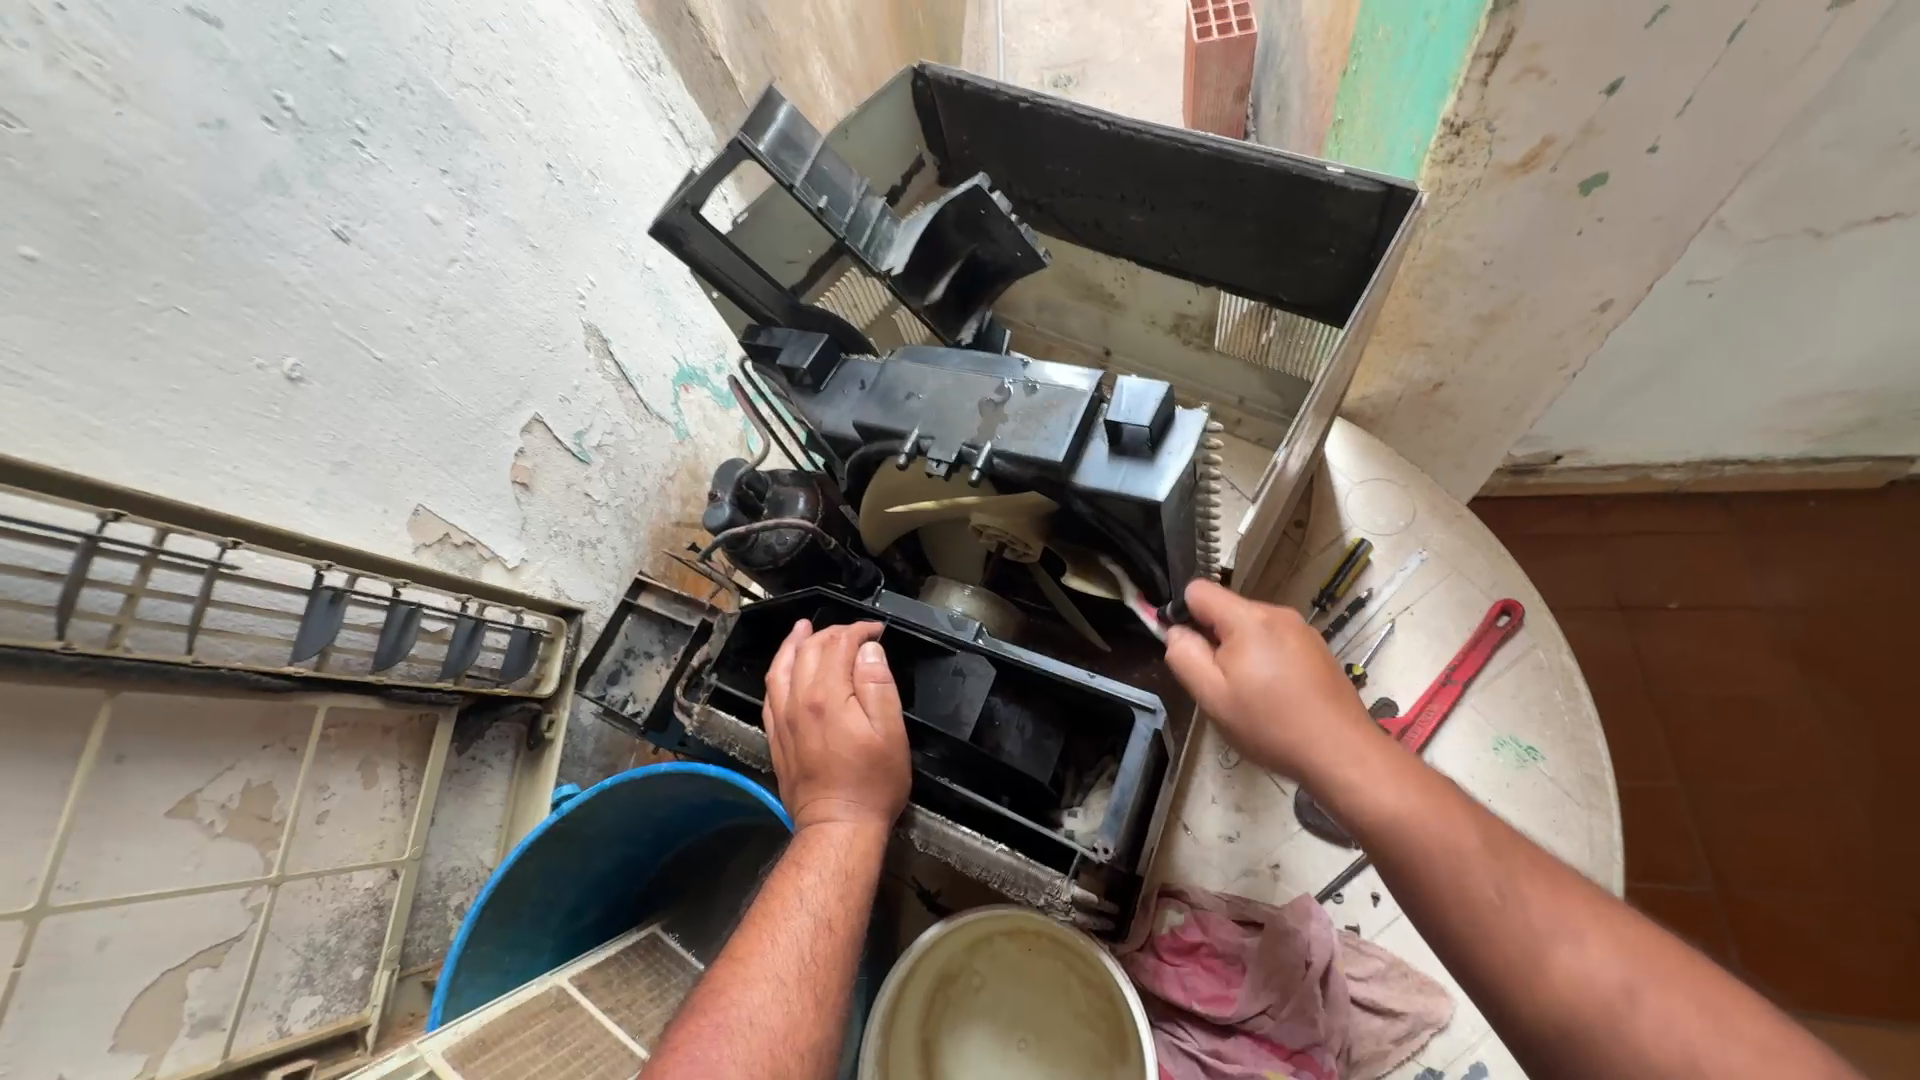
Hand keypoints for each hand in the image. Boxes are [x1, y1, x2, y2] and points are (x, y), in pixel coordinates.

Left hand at [762, 620, 910, 833]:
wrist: (837, 826)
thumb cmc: (873, 782)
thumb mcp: (891, 732)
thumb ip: (878, 685)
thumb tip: (868, 650)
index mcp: (828, 695)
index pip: (840, 644)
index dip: (859, 630)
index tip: (877, 630)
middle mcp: (799, 700)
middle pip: (809, 650)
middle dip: (832, 633)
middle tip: (854, 632)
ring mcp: (783, 719)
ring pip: (782, 667)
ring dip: (794, 644)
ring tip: (804, 628)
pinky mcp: (776, 736)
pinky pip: (771, 693)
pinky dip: (778, 671)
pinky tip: (786, 668)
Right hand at [1163, 579, 1375, 780]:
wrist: (1341, 752)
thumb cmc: (1270, 725)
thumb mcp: (1212, 696)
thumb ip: (1184, 656)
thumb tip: (1175, 631)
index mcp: (1248, 619)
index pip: (1198, 590)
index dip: (1184, 615)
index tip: (1191, 651)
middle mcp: (1277, 613)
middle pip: (1227, 610)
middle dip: (1215, 639)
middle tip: (1222, 683)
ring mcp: (1302, 629)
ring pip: (1251, 627)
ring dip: (1241, 651)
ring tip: (1250, 693)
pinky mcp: (1317, 647)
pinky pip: (1275, 640)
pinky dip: (1266, 659)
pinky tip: (1276, 694)